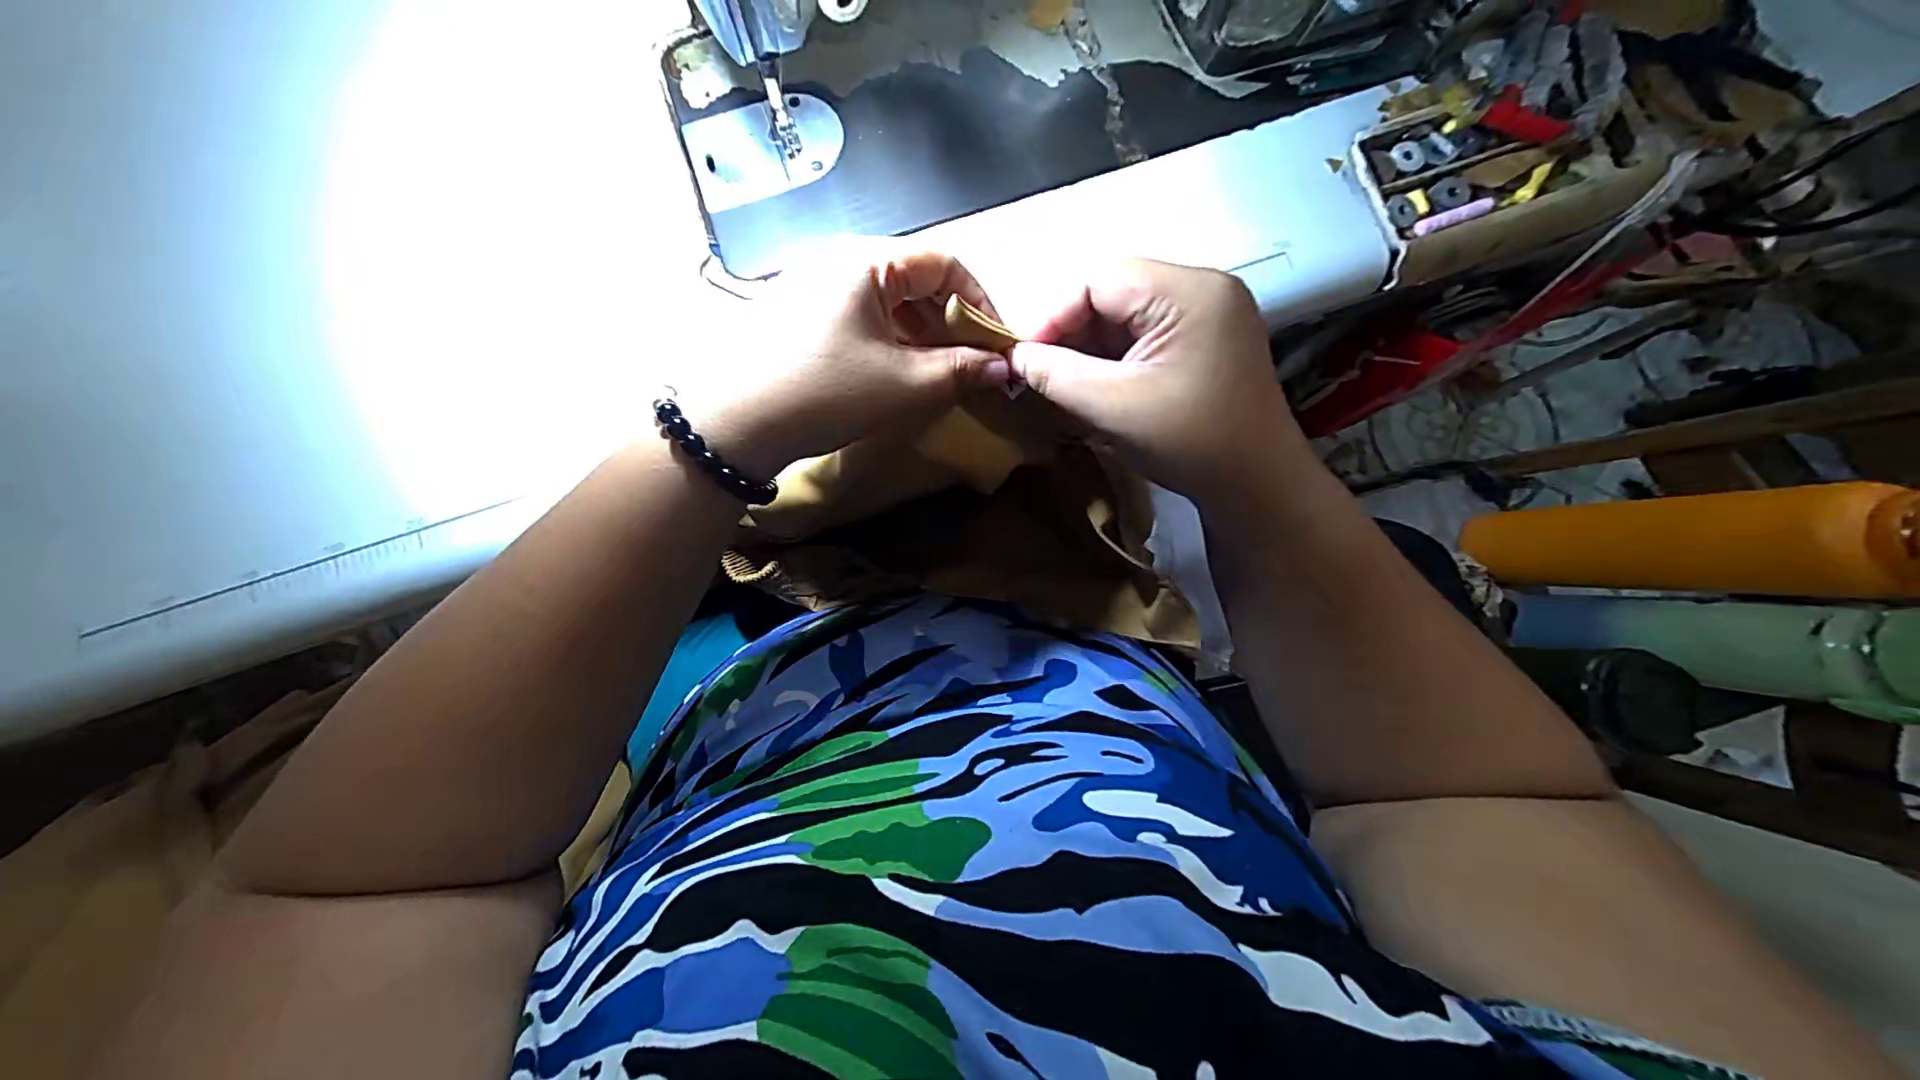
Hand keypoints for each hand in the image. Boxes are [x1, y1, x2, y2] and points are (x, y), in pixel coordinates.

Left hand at [679, 247, 1006, 479]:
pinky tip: (896, 373)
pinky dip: (890, 340)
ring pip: (889, 300)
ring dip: (922, 334)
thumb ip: (961, 371)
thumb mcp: (903, 385)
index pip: (945, 263)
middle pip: (916, 279)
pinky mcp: (800, 313)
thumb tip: (1004, 367)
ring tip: (936, 374)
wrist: (732, 424)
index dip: (981, 302)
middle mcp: (840, 261)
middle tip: (970, 364)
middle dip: (952, 322)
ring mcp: (815, 285)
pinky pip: (861, 316)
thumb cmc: (824, 393)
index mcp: (867, 262)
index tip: (997, 344)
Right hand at [1006, 259, 1307, 503]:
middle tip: (1037, 373)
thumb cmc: (1191, 444)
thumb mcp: (1113, 407)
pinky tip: (1092, 387)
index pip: (1098, 280)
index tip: (1022, 357)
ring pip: (1125, 317)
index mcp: (1189, 292)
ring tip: (1060, 384)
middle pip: (1112, 294)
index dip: (1052, 315)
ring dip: (1088, 349)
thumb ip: (1056, 375)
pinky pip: (1144, 336)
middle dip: (1069, 333)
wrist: (1258, 486)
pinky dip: (1113, 360)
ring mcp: (1207, 315)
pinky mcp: (1204, 341)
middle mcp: (1202, 290)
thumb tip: (1014, 356)